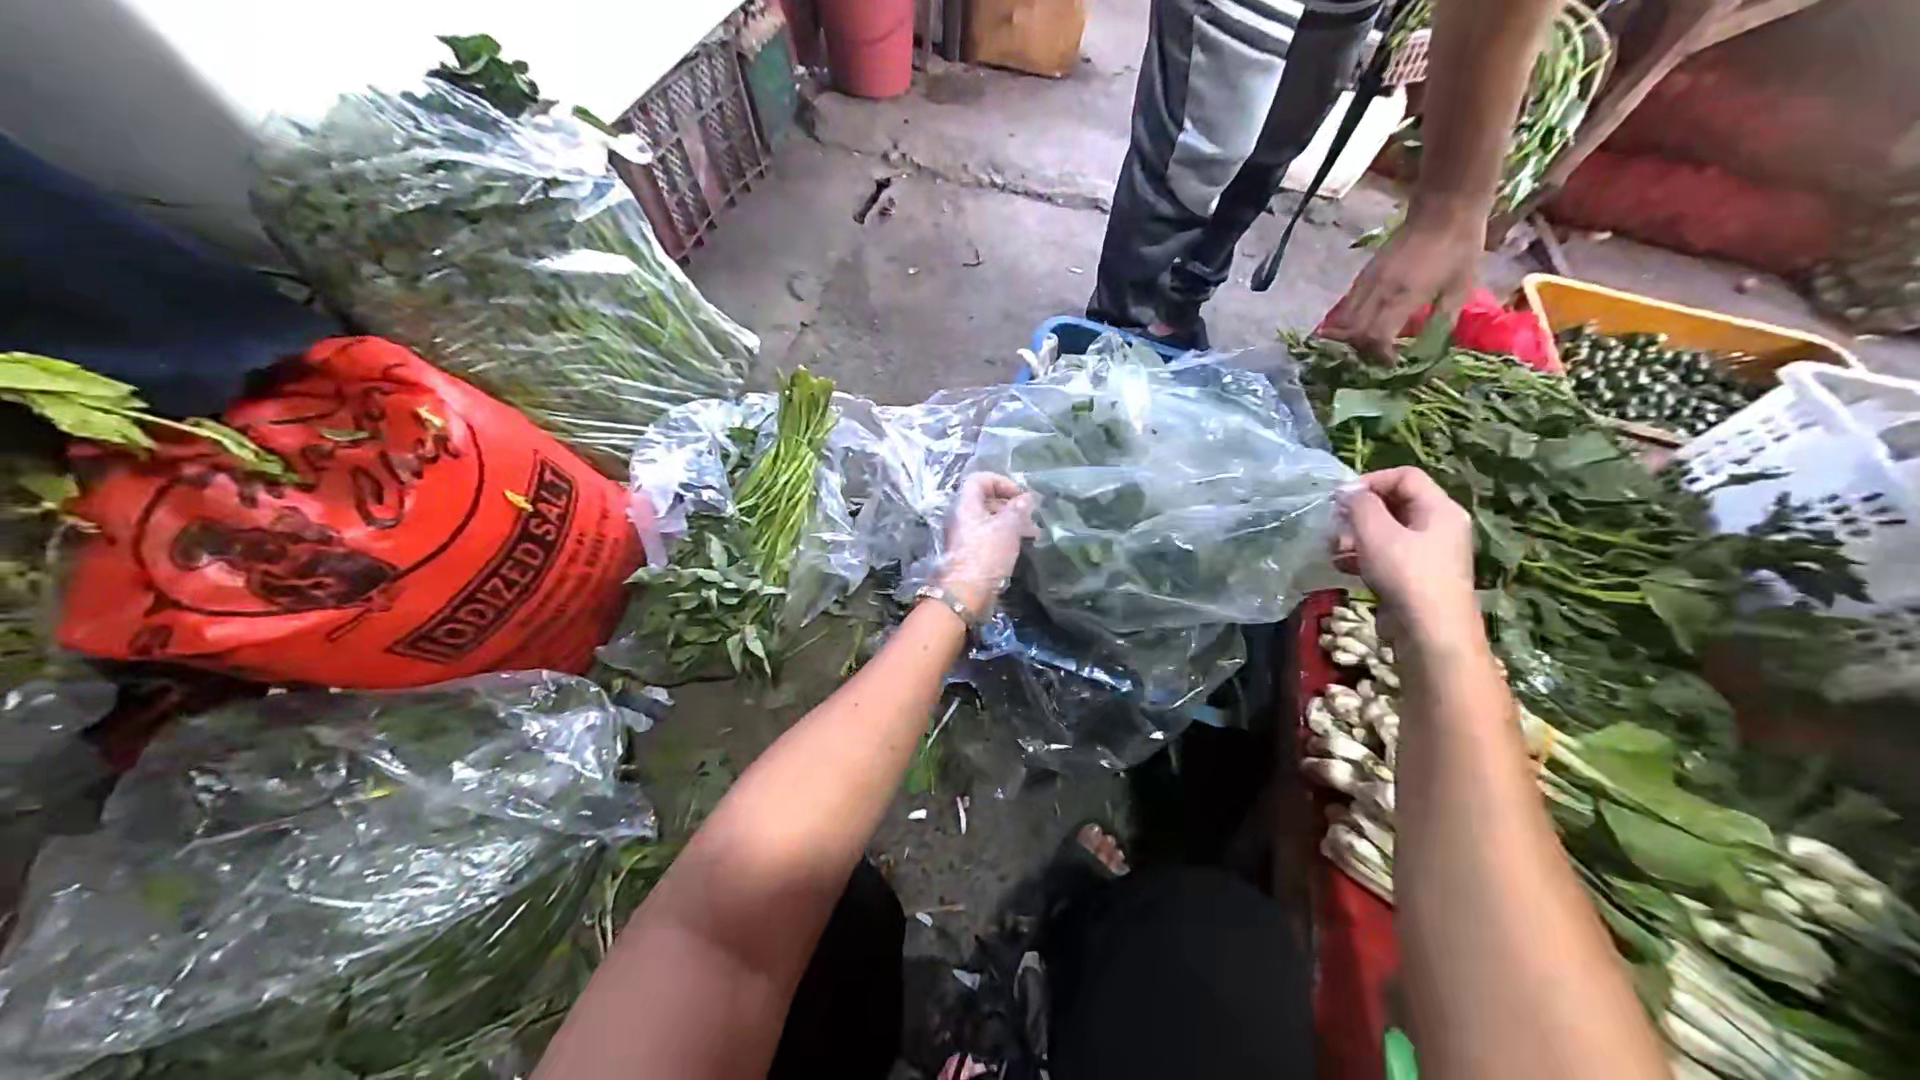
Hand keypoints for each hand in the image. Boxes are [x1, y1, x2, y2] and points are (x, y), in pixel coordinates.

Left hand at [937, 473, 1037, 619]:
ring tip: (1033, 533)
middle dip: (1011, 505)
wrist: (965, 594)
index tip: (1021, 496)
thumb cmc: (986, 555)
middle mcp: (961, 518)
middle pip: (985, 500)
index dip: (1002, 482)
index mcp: (965, 505)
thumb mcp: (1007, 528)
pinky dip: (1005, 537)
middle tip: (1031, 516)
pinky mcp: (969, 554)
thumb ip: (1018, 509)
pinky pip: (988, 537)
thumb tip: (1026, 498)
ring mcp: (964, 537)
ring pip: (989, 520)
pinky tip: (1021, 545)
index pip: (980, 480)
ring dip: (1011, 522)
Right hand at [1319, 207, 1484, 361]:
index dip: (1379, 356)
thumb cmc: (1459, 248)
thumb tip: (1430, 350)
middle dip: (1360, 351)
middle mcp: (1377, 293)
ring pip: (1343, 322)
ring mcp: (1365, 284)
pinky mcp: (1362, 277)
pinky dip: (1347, 324)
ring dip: (1349, 339)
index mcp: (1403, 297)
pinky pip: (1346, 308)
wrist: (1444, 209)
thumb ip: (1442, 320)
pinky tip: (1358, 330)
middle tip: (1374, 360)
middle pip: (1353, 334)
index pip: (1376, 337)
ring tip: (1362, 349)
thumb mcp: (1461, 287)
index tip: (1390, 365)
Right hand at [1333, 468, 1477, 639]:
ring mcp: (1429, 553)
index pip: (1404, 476)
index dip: (1370, 481)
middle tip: (1335, 526)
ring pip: (1387, 531)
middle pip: (1394, 503)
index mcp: (1439, 509)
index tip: (1340, 498)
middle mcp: (1439, 526)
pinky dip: (1363, 555)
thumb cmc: (1406, 574)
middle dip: (1359, 512)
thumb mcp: (1376, 532)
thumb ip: (1359, 505)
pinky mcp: (1417, 576)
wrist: (1430, 632)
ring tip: (1334, 549)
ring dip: (1356, 535)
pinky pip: (1387, 554)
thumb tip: (1347, 492)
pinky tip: (1342, 566)